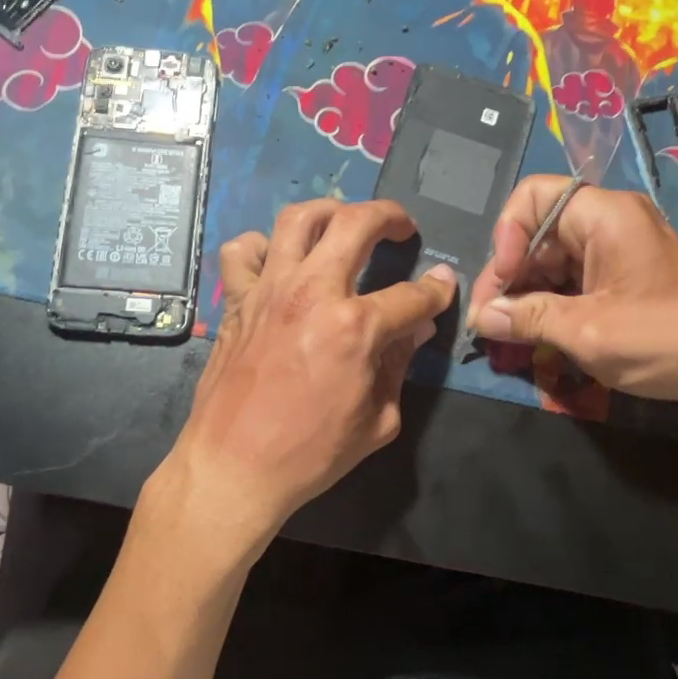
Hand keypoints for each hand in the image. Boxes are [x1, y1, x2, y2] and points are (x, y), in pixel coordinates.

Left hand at [157, 199, 456, 548]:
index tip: (443, 285)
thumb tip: (414, 327)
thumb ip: (398, 365)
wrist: (234, 467)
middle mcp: (312, 292)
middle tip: (401, 226)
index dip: (436, 290)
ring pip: (298, 219)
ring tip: (344, 224)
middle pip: (356, 224)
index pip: (411, 295)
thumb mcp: (377, 421)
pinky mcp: (237, 300)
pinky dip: (262, 245)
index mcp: (355, 327)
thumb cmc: (311, 454)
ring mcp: (269, 290)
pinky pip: (243, 251)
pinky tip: (278, 259)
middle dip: (389, 216)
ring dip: (330, 212)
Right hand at [465, 176, 677, 407]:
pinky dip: (547, 301)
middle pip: (536, 230)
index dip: (506, 236)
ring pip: (548, 257)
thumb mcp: (587, 332)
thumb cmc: (664, 342)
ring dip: (524, 293)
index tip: (503, 284)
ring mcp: (615, 249)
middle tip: (487, 321)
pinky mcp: (618, 276)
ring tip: (504, 332)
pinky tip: (531, 332)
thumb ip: (528, 318)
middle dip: (508, 274)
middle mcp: (608, 221)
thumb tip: (480, 316)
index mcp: (605, 215)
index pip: (532, 197)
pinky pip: (569, 277)